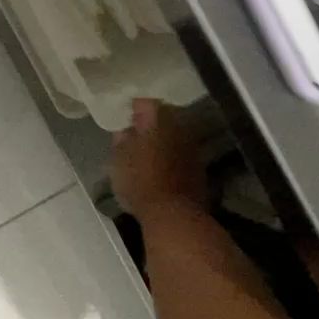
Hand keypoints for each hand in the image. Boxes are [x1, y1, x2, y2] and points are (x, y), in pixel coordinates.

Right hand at [110, 99, 209, 216]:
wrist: (174, 214)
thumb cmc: (139, 180)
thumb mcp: (119, 159)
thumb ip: (121, 140)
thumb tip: (125, 130)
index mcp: (159, 121)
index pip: (147, 103)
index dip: (135, 106)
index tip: (125, 112)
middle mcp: (180, 130)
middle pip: (166, 117)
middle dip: (151, 121)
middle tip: (135, 128)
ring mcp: (192, 150)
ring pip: (176, 135)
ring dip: (163, 138)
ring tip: (147, 148)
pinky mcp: (199, 169)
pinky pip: (182, 153)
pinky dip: (171, 154)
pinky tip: (160, 164)